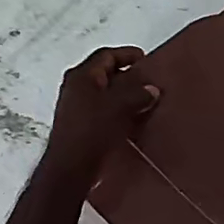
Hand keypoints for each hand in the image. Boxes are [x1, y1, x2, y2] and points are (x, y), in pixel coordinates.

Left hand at [42, 46, 158, 182]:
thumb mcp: (118, 107)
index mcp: (82, 77)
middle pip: (106, 74)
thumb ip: (137, 93)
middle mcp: (76, 89)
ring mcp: (77, 108)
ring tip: (147, 101)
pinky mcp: (82, 127)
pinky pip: (105, 111)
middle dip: (128, 76)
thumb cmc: (91, 132)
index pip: (106, 56)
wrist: (71, 169)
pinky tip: (135, 121)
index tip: (146, 58)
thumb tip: (152, 89)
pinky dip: (120, 111)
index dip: (127, 54)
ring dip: (126, 96)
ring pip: (106, 94)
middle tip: (150, 80)